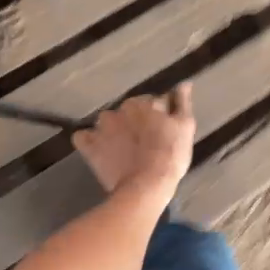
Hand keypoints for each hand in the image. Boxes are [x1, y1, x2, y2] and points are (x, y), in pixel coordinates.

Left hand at [71, 84, 194, 199]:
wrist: (146, 186)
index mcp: (144, 102)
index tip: (163, 131)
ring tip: (123, 150)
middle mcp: (120, 109)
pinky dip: (90, 141)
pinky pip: (84, 138)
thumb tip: (184, 83)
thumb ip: (182, 102)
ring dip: (114, 130)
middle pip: (129, 112)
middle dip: (136, 123)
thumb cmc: (170, 155)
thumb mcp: (185, 127)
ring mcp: (102, 127)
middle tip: (146, 143)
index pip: (153, 102)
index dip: (159, 117)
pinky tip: (100, 151)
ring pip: (107, 122)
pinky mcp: (90, 146)